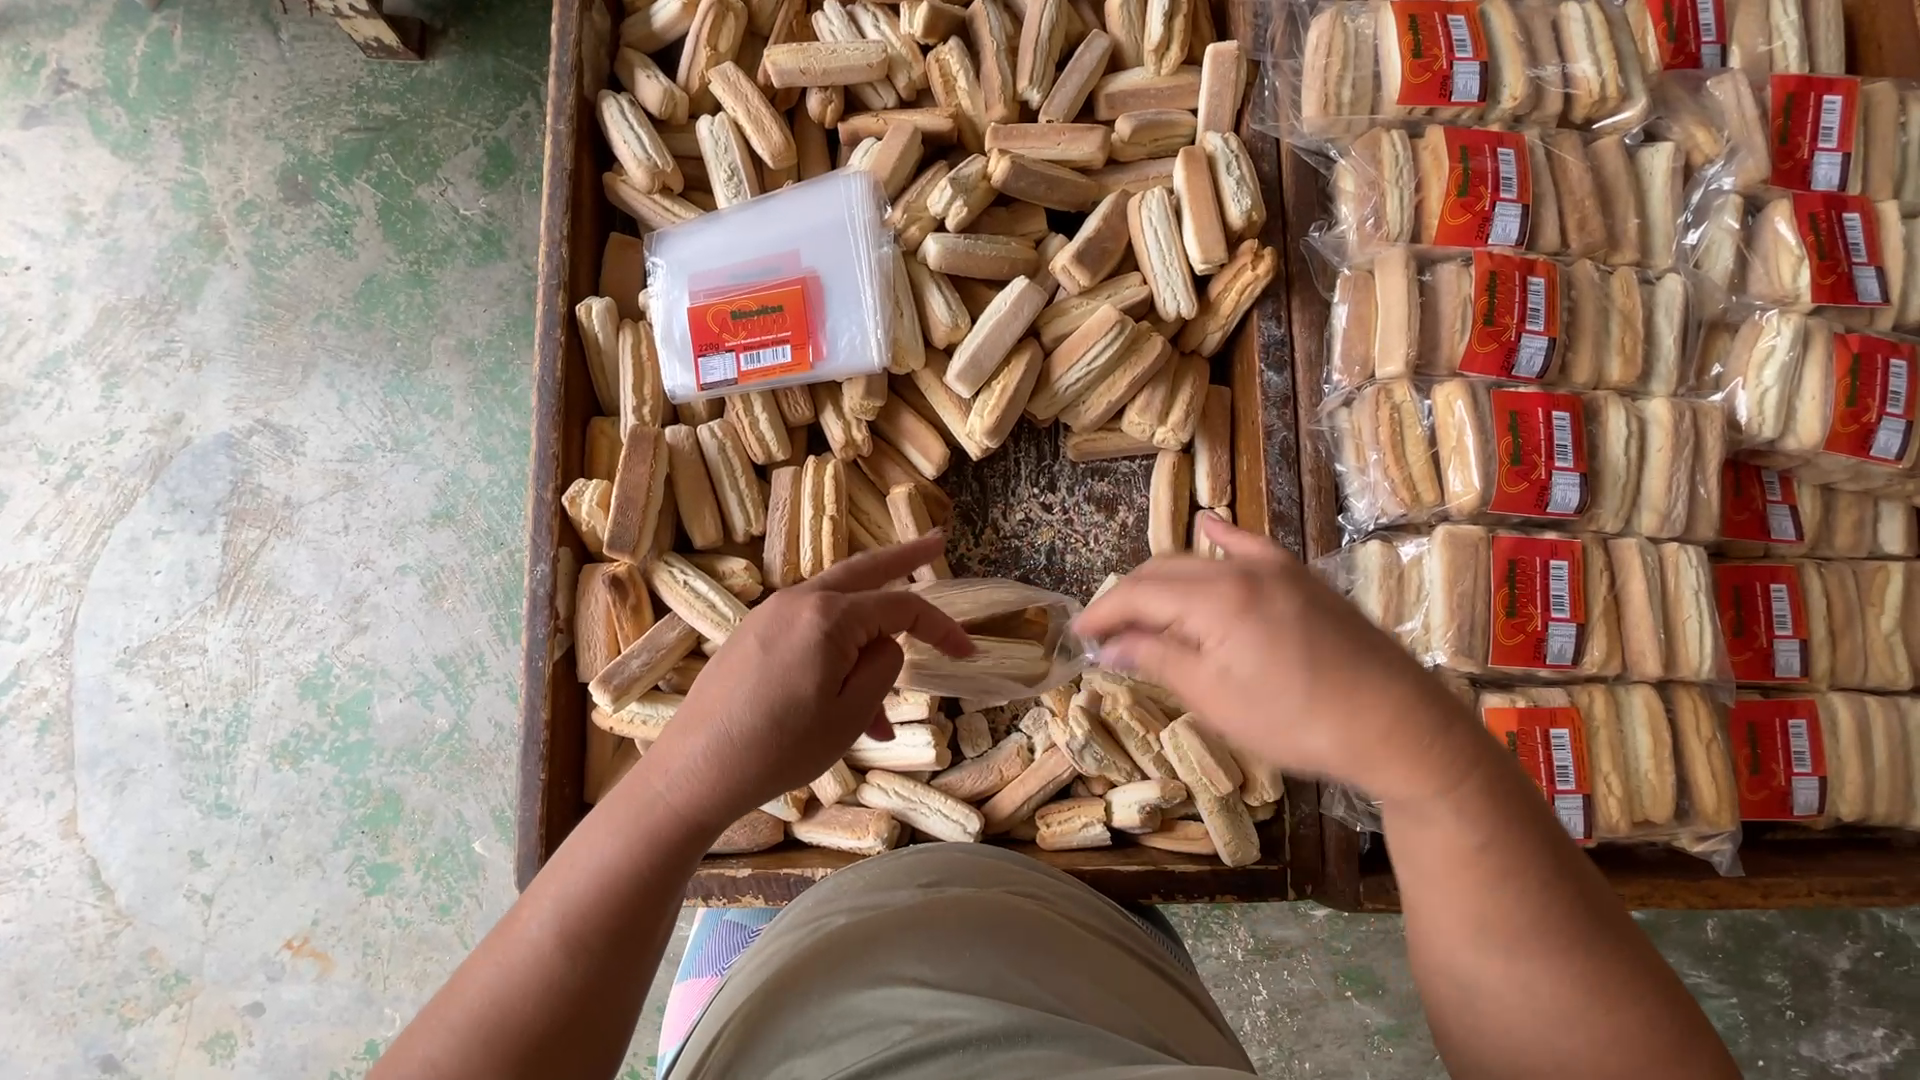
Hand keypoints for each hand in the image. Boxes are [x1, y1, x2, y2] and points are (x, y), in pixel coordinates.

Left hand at [639, 535, 972, 833]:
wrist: (694, 772)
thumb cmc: (779, 748)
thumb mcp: (850, 715)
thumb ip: (882, 668)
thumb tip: (885, 645)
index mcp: (829, 616)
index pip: (902, 607)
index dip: (941, 627)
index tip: (968, 653)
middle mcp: (797, 601)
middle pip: (865, 570)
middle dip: (905, 558)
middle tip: (937, 541)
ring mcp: (769, 615)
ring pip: (836, 611)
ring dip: (868, 642)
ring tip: (879, 715)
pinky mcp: (751, 636)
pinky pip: (808, 632)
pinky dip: (835, 655)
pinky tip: (837, 710)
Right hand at [1074, 517, 1488, 806]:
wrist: (1397, 725)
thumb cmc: (1298, 722)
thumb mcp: (1216, 700)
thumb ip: (1157, 660)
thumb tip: (1109, 645)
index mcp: (1216, 600)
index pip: (1138, 594)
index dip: (1102, 613)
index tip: (1077, 635)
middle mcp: (1241, 569)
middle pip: (1164, 571)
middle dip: (1127, 598)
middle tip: (1104, 632)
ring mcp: (1277, 569)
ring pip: (1201, 561)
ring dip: (1164, 580)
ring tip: (1141, 609)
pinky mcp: (1302, 578)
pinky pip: (1250, 547)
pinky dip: (1220, 540)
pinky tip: (1206, 526)